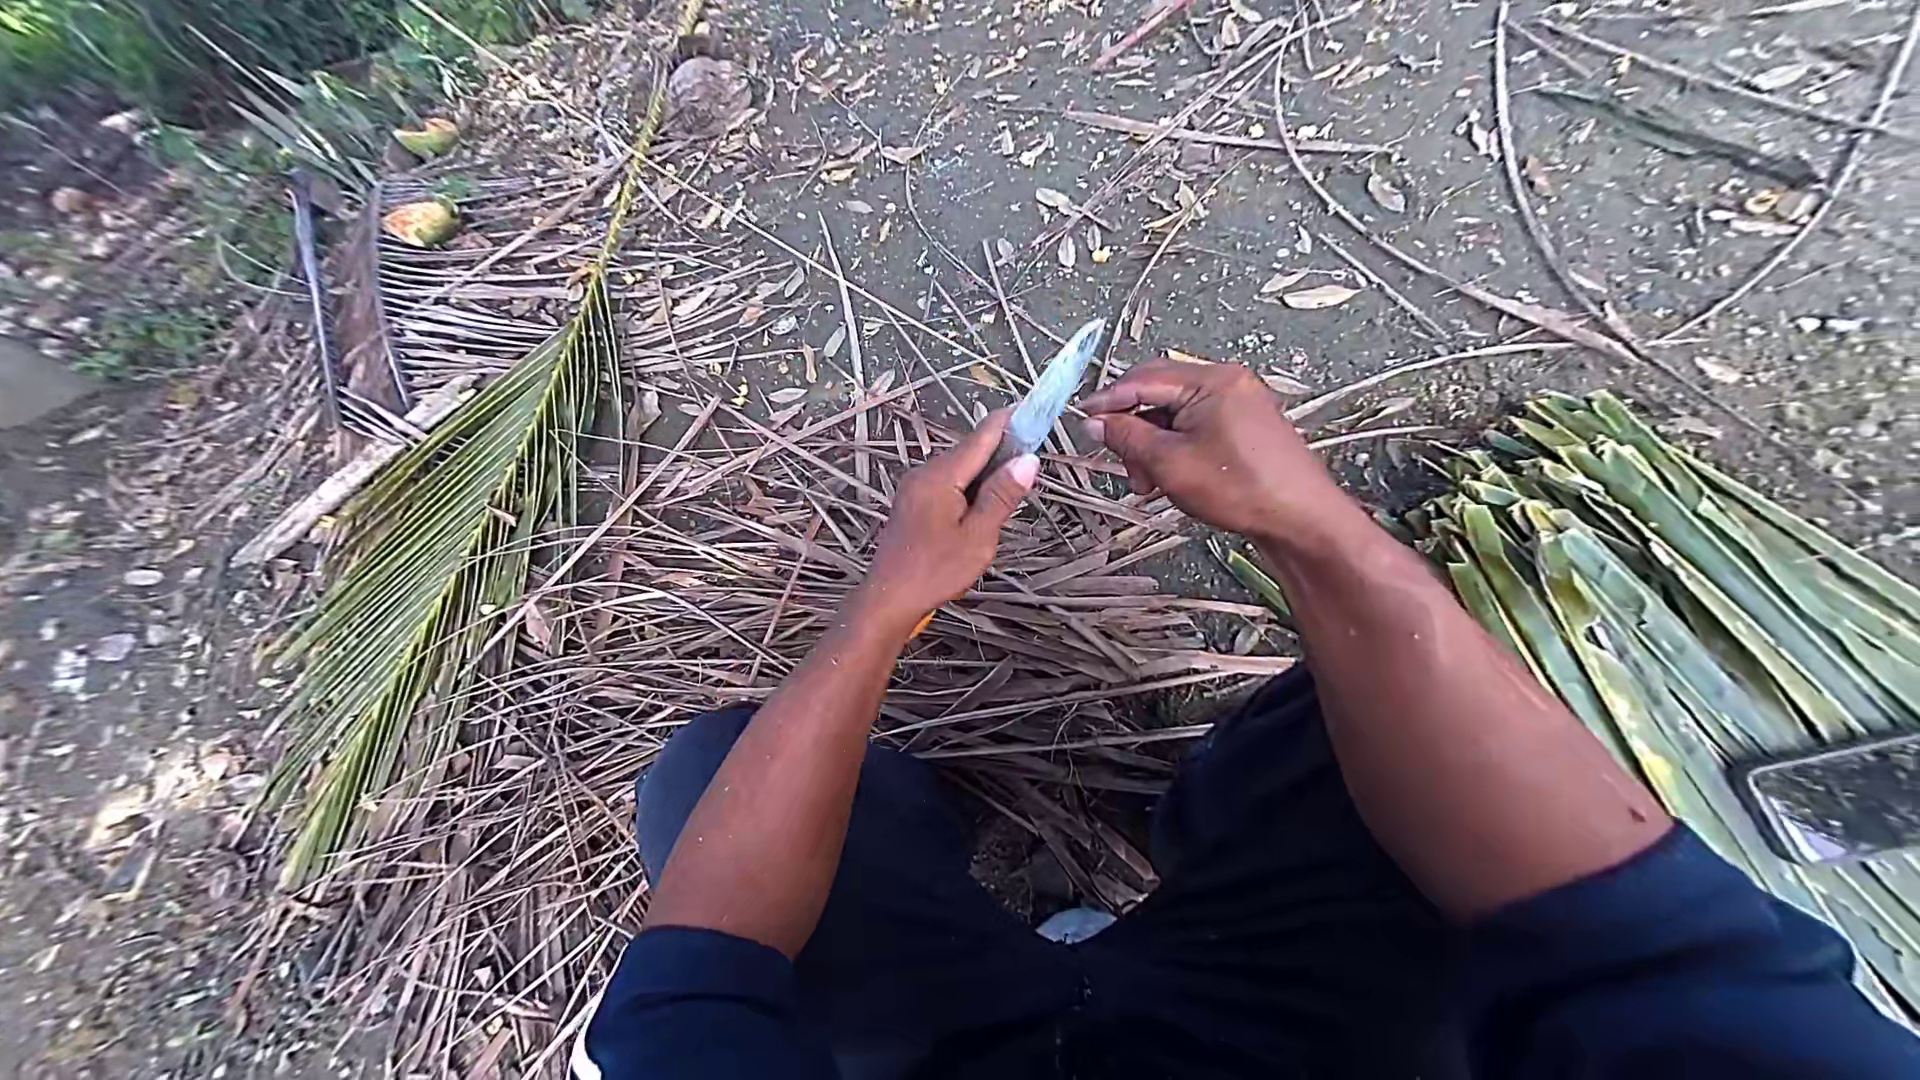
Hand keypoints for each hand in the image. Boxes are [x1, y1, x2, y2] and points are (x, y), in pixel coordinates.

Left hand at [853, 410, 1037, 633]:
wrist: (889, 599)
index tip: (1034, 412)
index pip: (982, 436)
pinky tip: (981, 510)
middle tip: (1031, 465)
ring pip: (959, 469)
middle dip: (1002, 453)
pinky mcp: (913, 503)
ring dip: (986, 475)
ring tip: (1010, 493)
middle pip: (971, 451)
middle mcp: (924, 474)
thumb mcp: (978, 536)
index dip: (1010, 423)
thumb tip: (1027, 461)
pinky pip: (947, 484)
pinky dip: (969, 489)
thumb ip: (1001, 496)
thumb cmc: (933, 573)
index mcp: (940, 476)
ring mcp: (915, 488)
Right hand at [1078, 359, 1352, 542]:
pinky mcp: (1238, 426)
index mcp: (1212, 381)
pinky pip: (1191, 427)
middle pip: (1156, 395)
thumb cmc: (1246, 489)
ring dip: (1150, 446)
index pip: (1142, 380)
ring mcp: (1235, 404)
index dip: (1108, 401)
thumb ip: (1127, 437)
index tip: (1084, 418)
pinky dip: (1171, 450)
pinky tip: (1168, 477)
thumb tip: (1097, 422)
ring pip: (1171, 415)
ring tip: (1149, 480)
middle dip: (1131, 429)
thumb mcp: (1170, 463)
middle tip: (1120, 459)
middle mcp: (1226, 384)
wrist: (1299, 519)